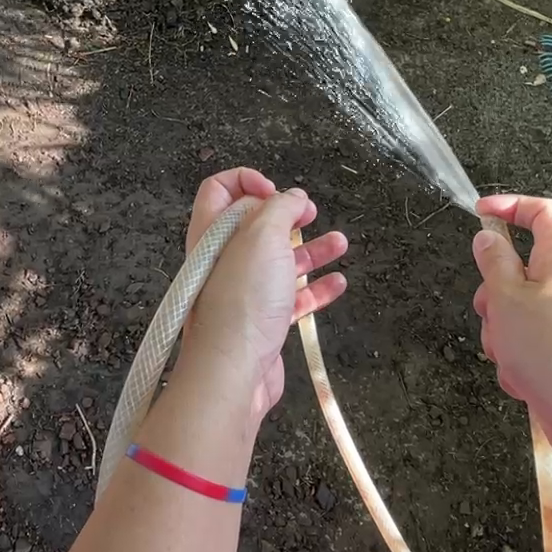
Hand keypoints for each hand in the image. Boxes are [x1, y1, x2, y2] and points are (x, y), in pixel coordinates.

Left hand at [176, 169, 347, 423]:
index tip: (275, 190)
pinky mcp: (263, 321)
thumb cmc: (243, 296)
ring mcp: (243, 290)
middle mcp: (224, 258)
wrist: (233, 370)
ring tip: (339, 243)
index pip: (218, 189)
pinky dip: (315, 288)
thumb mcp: (262, 235)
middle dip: (285, 214)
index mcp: (212, 231)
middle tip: (309, 212)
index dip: (246, 180)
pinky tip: (338, 283)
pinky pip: (292, 297)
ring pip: (279, 261)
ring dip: (310, 249)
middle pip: (254, 224)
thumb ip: (279, 208)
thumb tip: (293, 197)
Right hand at [472, 195, 551, 460]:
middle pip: (520, 268)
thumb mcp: (507, 297)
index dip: (513, 205)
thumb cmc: (550, 350)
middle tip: (489, 309)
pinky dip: (517, 357)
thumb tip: (488, 237)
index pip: (545, 213)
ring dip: (502, 331)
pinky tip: (522, 378)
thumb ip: (494, 262)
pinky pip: (527, 343)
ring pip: (518, 311)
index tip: (481, 213)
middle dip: (494, 291)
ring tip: (509, 353)